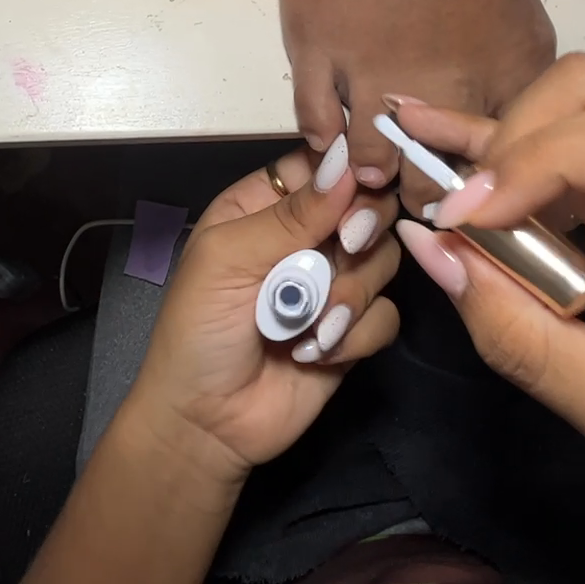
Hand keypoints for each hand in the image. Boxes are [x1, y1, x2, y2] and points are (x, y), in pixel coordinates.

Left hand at [125, 137, 402, 477]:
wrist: (205, 421)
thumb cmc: (199, 326)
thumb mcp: (229, 258)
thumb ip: (290, 214)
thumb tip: (346, 162)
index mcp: (264, 206)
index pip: (321, 165)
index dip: (348, 169)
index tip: (363, 181)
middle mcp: (303, 236)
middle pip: (364, 206)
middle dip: (361, 227)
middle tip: (345, 247)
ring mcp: (330, 282)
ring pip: (381, 258)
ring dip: (351, 291)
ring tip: (313, 322)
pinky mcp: (352, 329)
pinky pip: (386, 314)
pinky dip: (357, 332)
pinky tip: (318, 351)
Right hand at [390, 54, 584, 506]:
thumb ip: (525, 341)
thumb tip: (431, 247)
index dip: (546, 159)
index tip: (472, 218)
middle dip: (517, 142)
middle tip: (465, 214)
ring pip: (570, 97)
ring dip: (497, 137)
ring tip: (431, 169)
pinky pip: (552, 132)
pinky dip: (487, 132)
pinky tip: (424, 122)